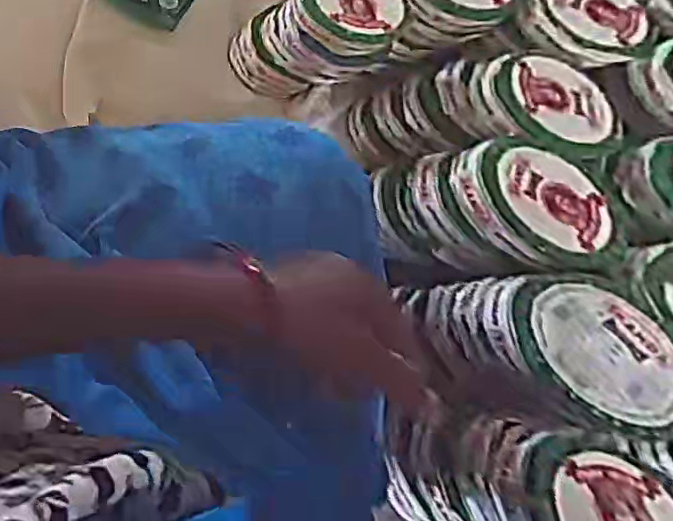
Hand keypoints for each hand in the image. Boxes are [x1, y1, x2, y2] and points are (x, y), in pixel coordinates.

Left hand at [262, 253, 430, 410]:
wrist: (242, 303)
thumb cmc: (310, 328)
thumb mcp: (363, 360)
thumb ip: (400, 382)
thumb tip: (430, 403)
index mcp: (366, 282)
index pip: (402, 331)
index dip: (407, 369)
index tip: (405, 400)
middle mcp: (338, 269)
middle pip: (368, 326)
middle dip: (369, 364)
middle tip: (361, 393)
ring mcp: (305, 272)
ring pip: (336, 323)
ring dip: (339, 357)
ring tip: (330, 384)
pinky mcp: (278, 283)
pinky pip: (308, 318)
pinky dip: (313, 343)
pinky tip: (303, 363)